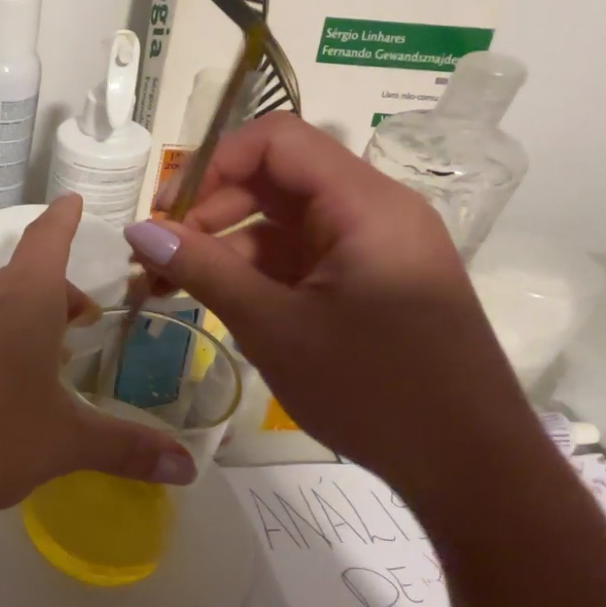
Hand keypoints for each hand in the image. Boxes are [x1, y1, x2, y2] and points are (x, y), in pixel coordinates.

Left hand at [0, 195, 192, 559]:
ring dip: (20, 324)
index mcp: (22, 299)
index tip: (74, 200)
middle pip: (23, 279)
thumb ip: (127, 448)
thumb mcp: (65, 443)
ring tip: (41, 363)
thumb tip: (189, 468)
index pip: (49, 239)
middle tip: (81, 322)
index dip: (65, 219)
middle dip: (55, 295)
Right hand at [125, 113, 532, 484]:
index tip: (165, 215)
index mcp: (363, 204)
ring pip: (283, 225)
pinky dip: (256, 275)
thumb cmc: (372, 389)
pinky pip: (301, 259)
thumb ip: (203, 269)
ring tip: (172, 291)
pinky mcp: (371, 284)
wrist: (468, 465)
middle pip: (275, 181)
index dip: (212, 165)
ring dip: (225, 249)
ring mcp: (374, 250)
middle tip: (159, 261)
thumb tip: (137, 228)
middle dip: (208, 213)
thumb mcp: (273, 326)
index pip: (276, 141)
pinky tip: (220, 306)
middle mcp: (373, 212)